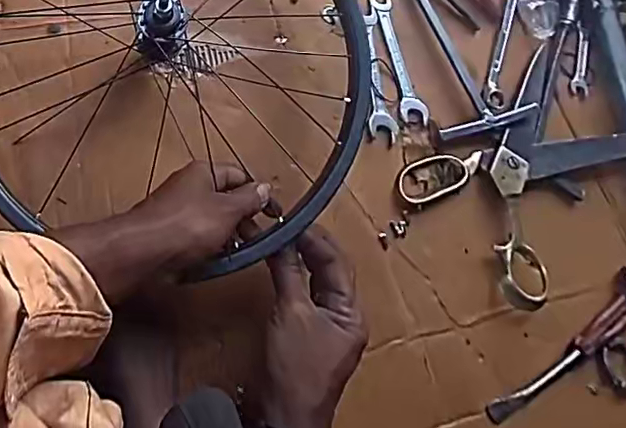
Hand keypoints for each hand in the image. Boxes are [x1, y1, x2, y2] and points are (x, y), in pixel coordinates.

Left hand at [52, 161, 269, 302]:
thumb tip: (264, 187)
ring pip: (215, 220)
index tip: (276, 216)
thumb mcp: (226, 210)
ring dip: (230, 236)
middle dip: (246, 220)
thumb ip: (248, 200)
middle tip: (262, 242)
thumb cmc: (188, 225)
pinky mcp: (173, 231)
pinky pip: (200, 236)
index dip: (259, 193)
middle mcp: (191, 185)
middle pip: (227, 199)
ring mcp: (180, 208)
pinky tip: (219, 262)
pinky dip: (212, 247)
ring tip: (242, 254)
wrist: (145, 250)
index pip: (238, 175)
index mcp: (203, 172)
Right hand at [257, 226, 365, 427]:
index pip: (336, 260)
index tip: (288, 218)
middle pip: (328, 266)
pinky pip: (303, 288)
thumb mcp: (291, 311)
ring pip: (315, 276)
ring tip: (277, 234)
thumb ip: (286, 270)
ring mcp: (326, 322)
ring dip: (298, 254)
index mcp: (350, 312)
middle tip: (281, 222)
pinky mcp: (308, 327)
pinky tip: (275, 260)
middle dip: (307, 242)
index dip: (313, 236)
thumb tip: (278, 237)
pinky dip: (290, 270)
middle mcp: (343, 314)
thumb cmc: (297, 368)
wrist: (285, 413)